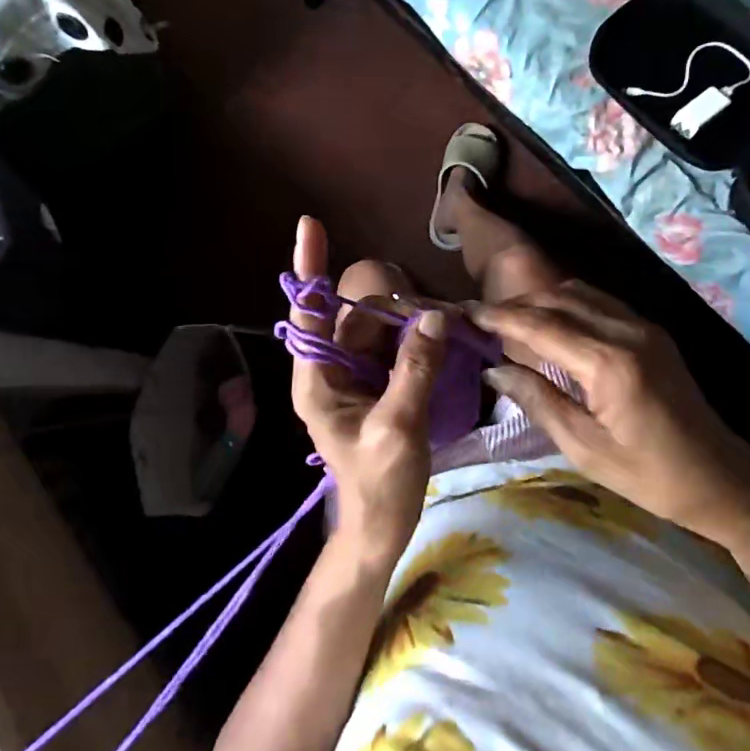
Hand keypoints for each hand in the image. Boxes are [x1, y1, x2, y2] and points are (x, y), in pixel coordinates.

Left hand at [288, 217, 447, 561]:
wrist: (381, 527)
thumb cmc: (380, 485)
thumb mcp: (399, 428)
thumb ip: (416, 369)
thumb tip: (434, 317)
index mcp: (317, 380)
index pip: (308, 313)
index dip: (309, 267)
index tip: (310, 223)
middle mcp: (329, 370)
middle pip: (351, 314)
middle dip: (387, 303)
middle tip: (431, 315)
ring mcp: (353, 375)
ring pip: (375, 326)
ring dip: (405, 319)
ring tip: (441, 328)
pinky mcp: (375, 383)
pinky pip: (392, 345)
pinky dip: (413, 336)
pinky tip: (438, 336)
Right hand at [474, 281, 749, 549]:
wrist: (723, 480)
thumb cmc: (650, 476)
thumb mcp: (584, 449)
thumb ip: (537, 400)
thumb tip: (493, 370)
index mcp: (609, 365)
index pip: (539, 325)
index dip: (497, 316)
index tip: (463, 312)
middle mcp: (627, 333)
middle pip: (556, 298)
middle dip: (514, 304)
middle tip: (479, 318)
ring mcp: (643, 327)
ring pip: (578, 292)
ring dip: (539, 300)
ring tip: (508, 320)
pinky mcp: (652, 332)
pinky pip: (598, 301)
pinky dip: (565, 303)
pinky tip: (548, 324)